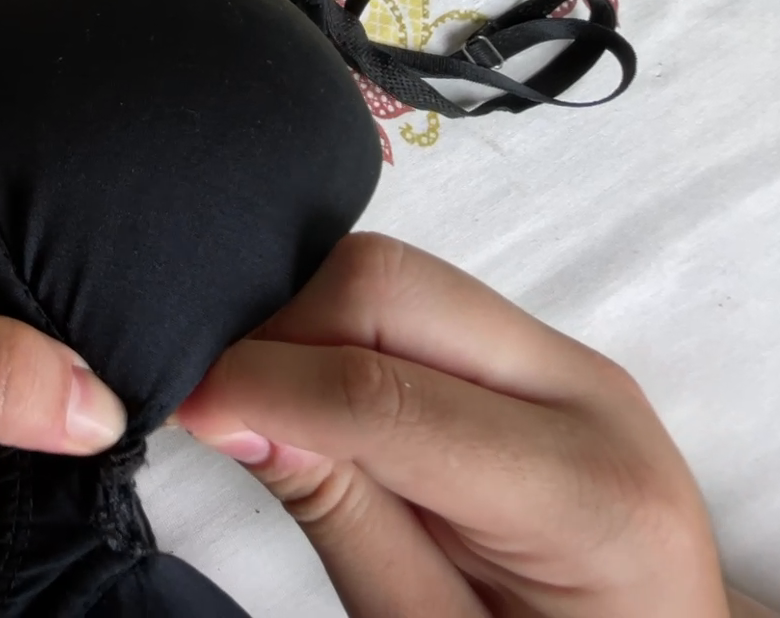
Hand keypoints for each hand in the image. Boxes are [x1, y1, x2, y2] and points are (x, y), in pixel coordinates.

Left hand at [0, 181, 127, 616]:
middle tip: (164, 314)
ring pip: (15, 318)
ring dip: (65, 346)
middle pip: (13, 259)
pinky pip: (7, 369)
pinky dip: (46, 387)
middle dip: (77, 293)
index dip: (68, 236)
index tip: (147, 265)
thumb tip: (106, 398)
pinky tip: (101, 396)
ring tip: (151, 350)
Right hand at [178, 233, 743, 617]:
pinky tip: (315, 386)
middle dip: (279, 330)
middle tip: (237, 409)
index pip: (378, 393)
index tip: (189, 410)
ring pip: (378, 269)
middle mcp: (585, 391)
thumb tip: (226, 407)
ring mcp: (551, 352)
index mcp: (591, 498)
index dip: (258, 386)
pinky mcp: (512, 339)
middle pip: (383, 285)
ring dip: (297, 321)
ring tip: (280, 404)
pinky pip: (389, 289)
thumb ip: (333, 510)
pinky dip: (322, 320)